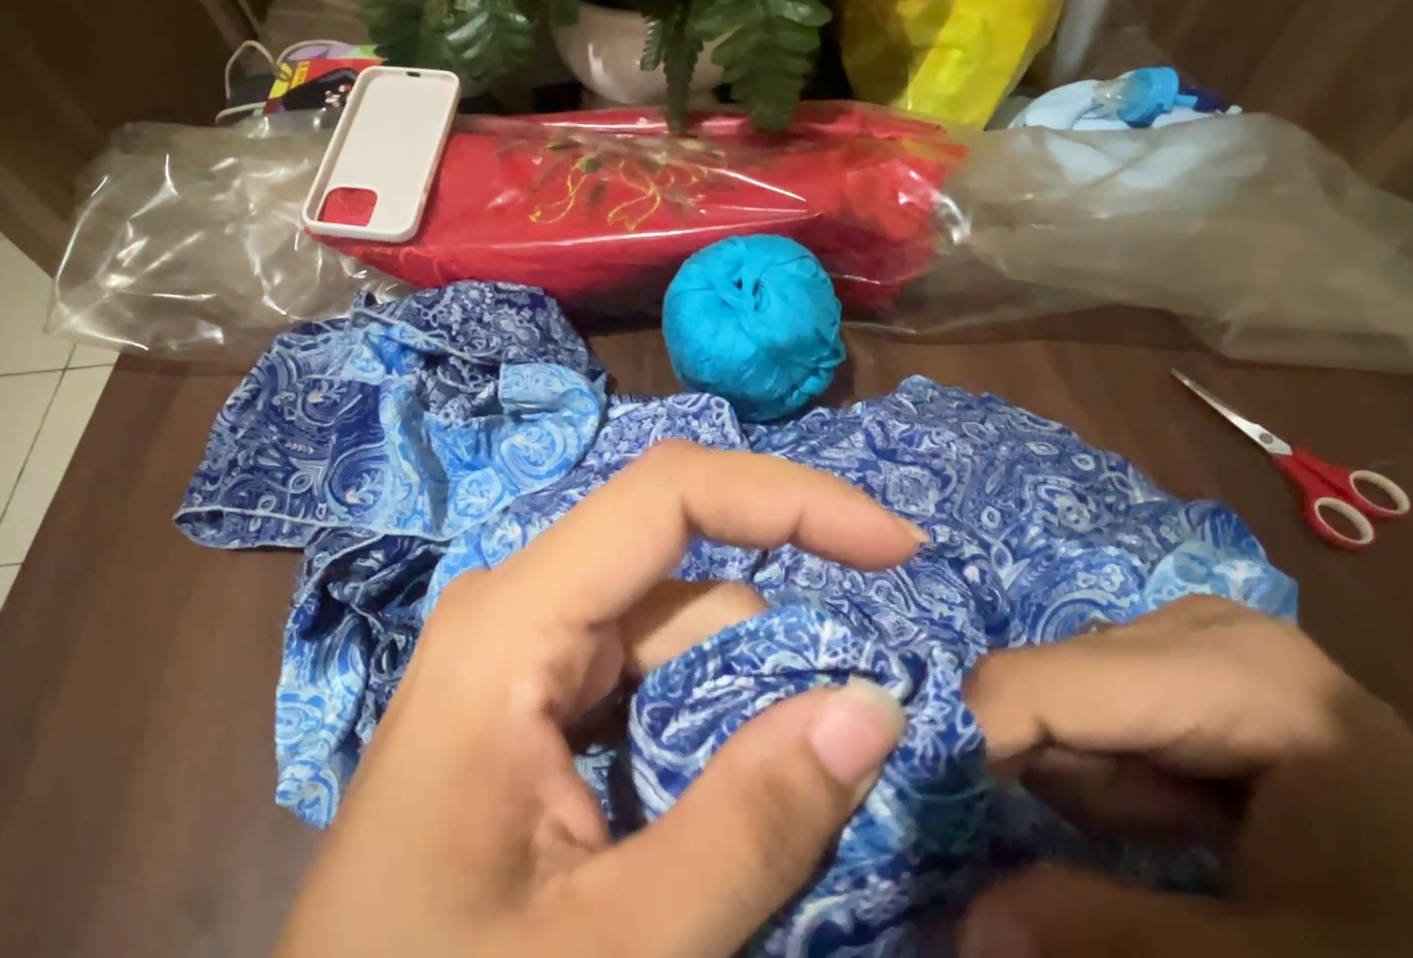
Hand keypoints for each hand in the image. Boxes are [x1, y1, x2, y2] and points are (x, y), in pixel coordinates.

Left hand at [278, 441, 923, 956]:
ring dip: (748, 705)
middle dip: (781, 641)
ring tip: (782, 814)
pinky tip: (724, 809)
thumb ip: (750, 825)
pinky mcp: (531, 706)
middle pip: (682, 575)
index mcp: (513, 626)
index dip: (790, 500)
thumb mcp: (615, 940)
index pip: (666, 497)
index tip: (899, 550)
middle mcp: (518, 614)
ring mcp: (522, 660)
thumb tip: (872, 706)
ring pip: (674, 637)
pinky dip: (708, 731)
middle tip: (855, 745)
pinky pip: (646, 686)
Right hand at [960, 596, 1412, 956]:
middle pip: (1040, 686)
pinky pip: (1103, 723)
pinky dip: (1094, 787)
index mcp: (1229, 672)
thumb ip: (1109, 936)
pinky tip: (1156, 832)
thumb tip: (962, 924)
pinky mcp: (1208, 688)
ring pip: (1063, 705)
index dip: (966, 761)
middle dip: (1014, 776)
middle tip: (1021, 859)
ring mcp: (1207, 654)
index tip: (930, 835)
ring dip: (1057, 788)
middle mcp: (1205, 633)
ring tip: (1132, 851)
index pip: (1028, 686)